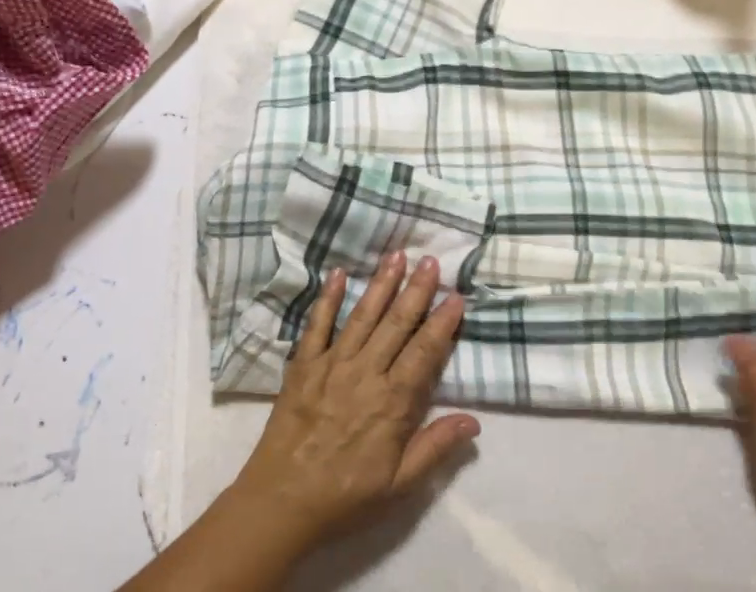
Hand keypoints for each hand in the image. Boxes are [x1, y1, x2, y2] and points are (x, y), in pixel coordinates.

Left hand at [230, 251, 479, 544]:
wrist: (281, 501)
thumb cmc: (346, 496)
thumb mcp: (400, 485)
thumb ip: (436, 447)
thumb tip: (474, 420)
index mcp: (392, 402)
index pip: (424, 352)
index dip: (442, 323)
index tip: (457, 296)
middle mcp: (364, 373)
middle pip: (396, 324)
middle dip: (416, 290)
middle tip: (430, 260)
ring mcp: (331, 365)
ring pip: (362, 317)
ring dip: (380, 284)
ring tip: (396, 255)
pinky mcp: (303, 366)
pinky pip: (317, 326)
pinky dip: (328, 299)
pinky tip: (338, 274)